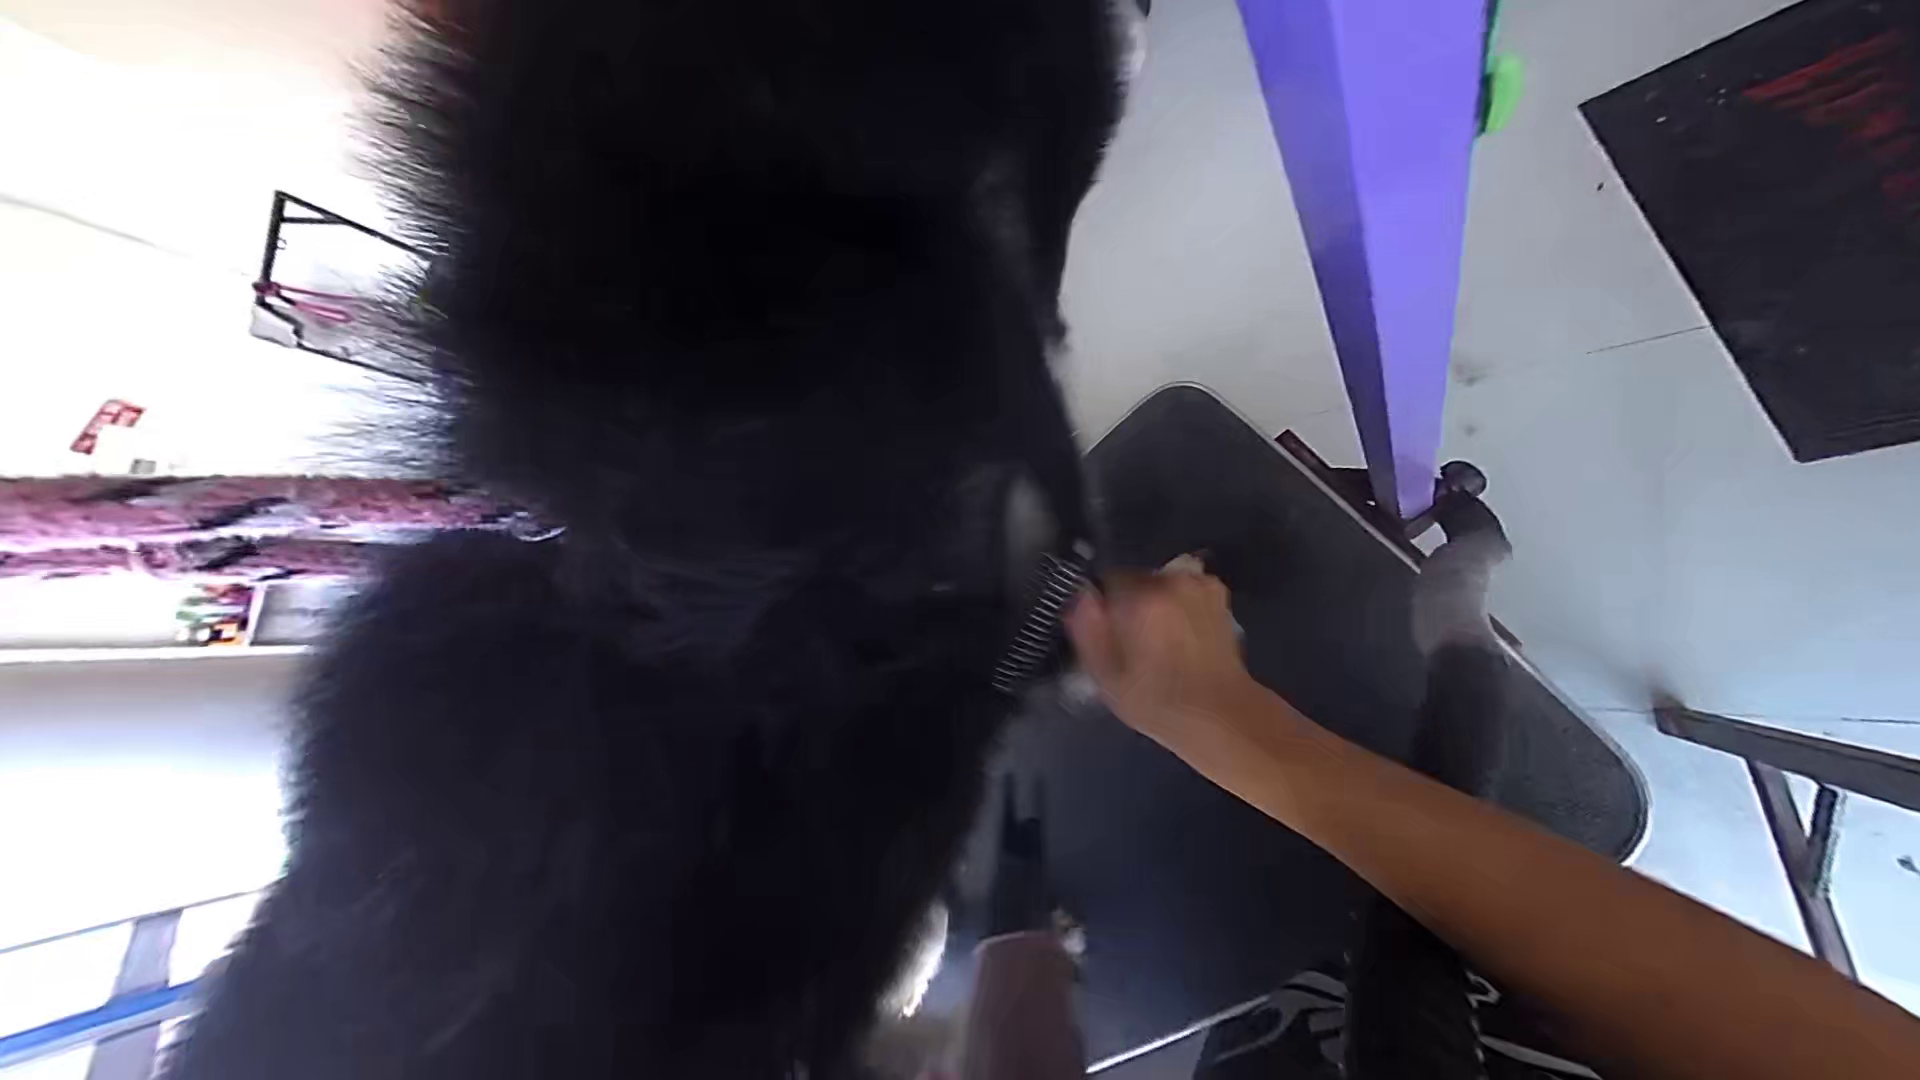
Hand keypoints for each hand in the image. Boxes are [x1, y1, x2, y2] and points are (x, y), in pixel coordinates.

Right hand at [1065, 556, 1261, 746]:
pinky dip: (1177, 602)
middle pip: (1132, 580)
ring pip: (1157, 583)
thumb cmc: (1159, 703)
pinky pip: (1182, 587)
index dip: (1102, 608)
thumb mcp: (1106, 678)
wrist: (1222, 715)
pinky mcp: (1216, 592)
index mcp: (1139, 601)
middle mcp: (1170, 582)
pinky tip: (1181, 633)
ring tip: (1160, 641)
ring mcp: (1197, 584)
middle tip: (1133, 642)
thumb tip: (1081, 598)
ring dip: (1153, 602)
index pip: (1104, 581)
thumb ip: (1087, 631)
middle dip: (1128, 603)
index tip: (1109, 634)